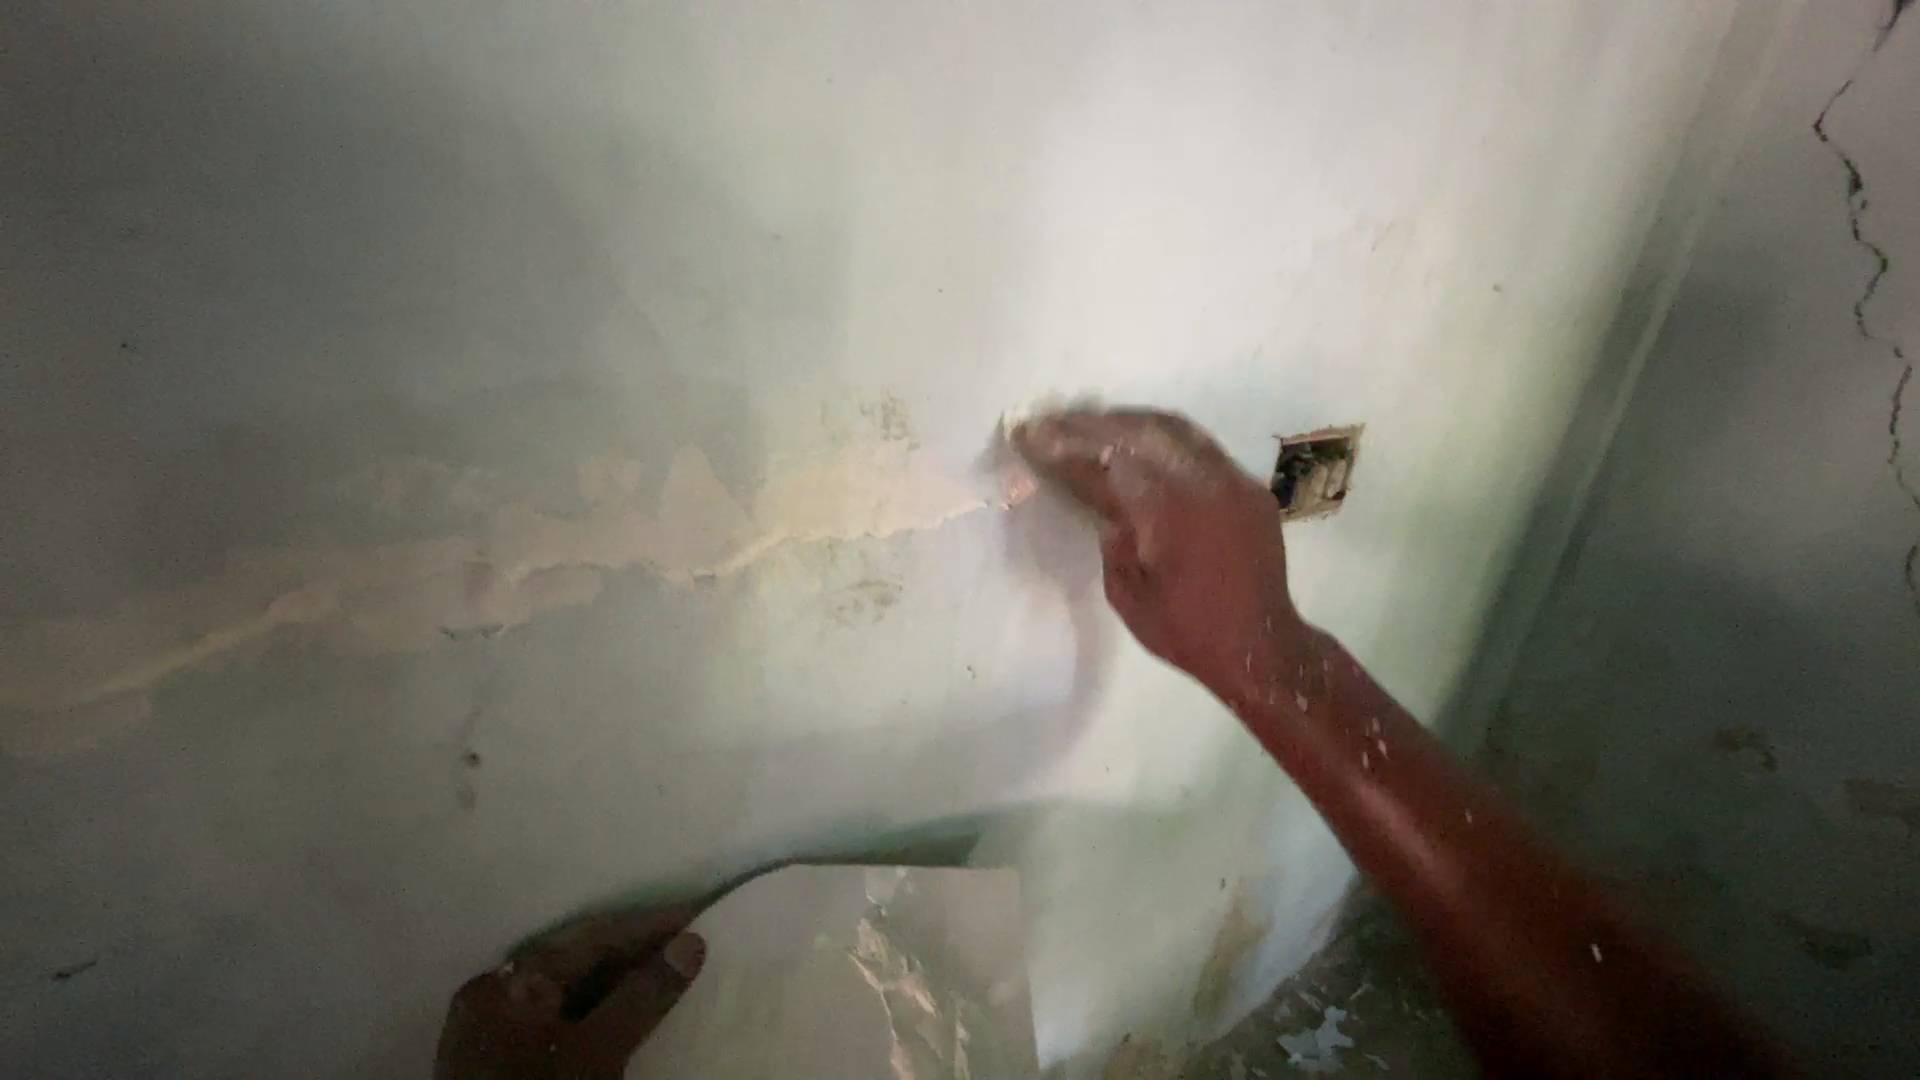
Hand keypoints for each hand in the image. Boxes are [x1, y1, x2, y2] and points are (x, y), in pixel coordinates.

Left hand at [435, 909, 704, 1079]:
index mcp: (502, 989)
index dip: (646, 926)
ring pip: (582, 995)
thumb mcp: (597, 1051)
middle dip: (641, 952)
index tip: (696, 917)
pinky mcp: (523, 1069)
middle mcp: (497, 1004)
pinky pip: (576, 1024)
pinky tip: (647, 1012)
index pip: (587, 938)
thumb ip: (644, 993)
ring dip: (631, 984)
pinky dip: (614, 1015)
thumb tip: (692, 942)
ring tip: (680, 971)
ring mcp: (506, 1040)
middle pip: (584, 963)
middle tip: (694, 942)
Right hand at [1011, 407, 1311, 704]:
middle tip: (1054, 421)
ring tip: (1092, 422)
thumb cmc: (1185, 631)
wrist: (1261, 647)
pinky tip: (1139, 439)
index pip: (1104, 467)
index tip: (1030, 435)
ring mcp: (1230, 479)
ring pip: (1172, 428)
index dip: (1061, 450)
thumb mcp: (1126, 594)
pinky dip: (1162, 436)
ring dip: (1126, 421)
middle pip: (1136, 433)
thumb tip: (1100, 501)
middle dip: (1089, 424)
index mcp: (1167, 513)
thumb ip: (1110, 538)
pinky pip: (1200, 445)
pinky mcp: (1246, 484)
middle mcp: (1202, 484)